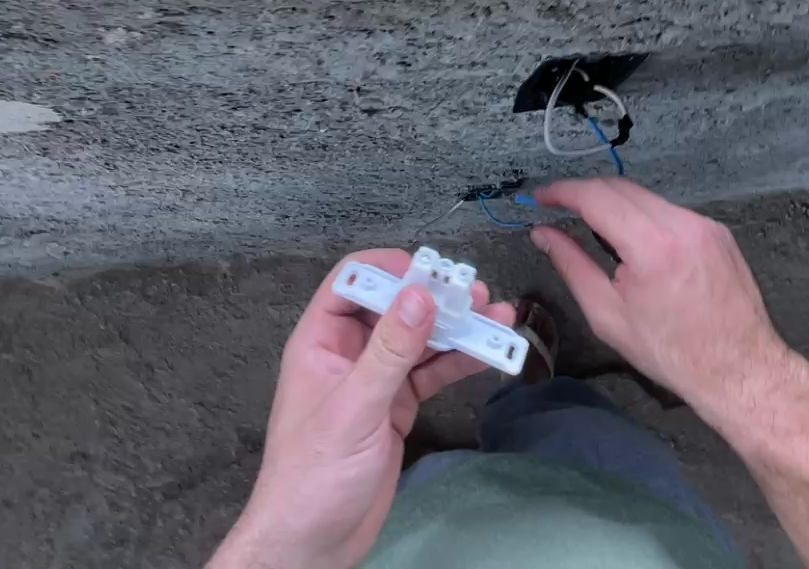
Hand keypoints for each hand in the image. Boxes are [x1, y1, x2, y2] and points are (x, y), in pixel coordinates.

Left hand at [211, 250, 513, 568]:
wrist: (312, 546)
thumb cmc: (315, 472)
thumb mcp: (354, 407)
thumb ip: (390, 350)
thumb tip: (421, 295)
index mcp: (323, 338)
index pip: (353, 280)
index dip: (390, 268)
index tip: (431, 270)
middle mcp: (350, 349)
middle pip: (394, 305)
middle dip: (434, 296)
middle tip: (474, 292)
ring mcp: (376, 377)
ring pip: (418, 337)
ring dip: (456, 326)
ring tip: (496, 313)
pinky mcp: (397, 404)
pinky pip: (430, 371)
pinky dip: (459, 360)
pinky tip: (487, 352)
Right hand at [530, 178, 804, 426]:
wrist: (740, 370)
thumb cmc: (669, 351)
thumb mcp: (607, 313)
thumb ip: (570, 264)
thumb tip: (542, 233)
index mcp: (650, 245)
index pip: (595, 196)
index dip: (562, 191)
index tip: (540, 196)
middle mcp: (680, 223)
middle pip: (618, 187)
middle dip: (584, 192)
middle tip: (558, 207)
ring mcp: (703, 223)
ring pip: (644, 196)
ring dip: (613, 203)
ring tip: (593, 226)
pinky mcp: (717, 231)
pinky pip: (669, 210)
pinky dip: (643, 216)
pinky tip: (636, 242)